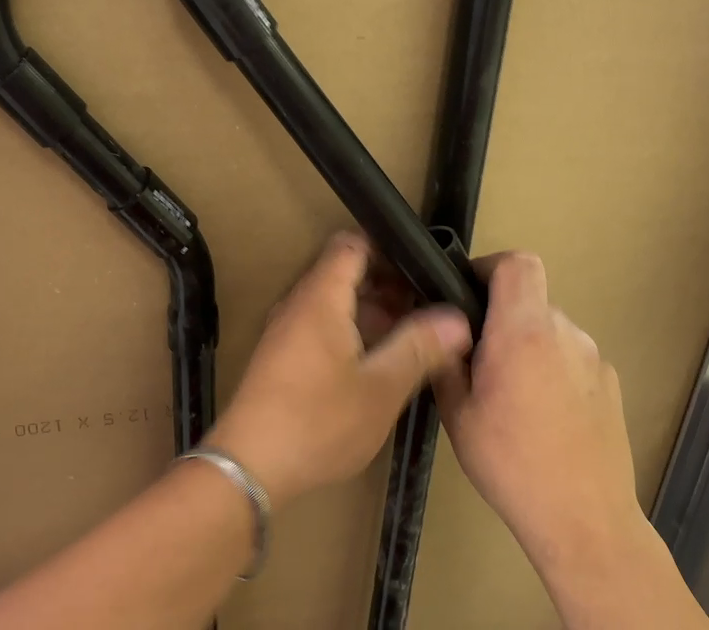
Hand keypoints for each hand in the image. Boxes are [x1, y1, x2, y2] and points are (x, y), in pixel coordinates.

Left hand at [205, 232, 472, 506]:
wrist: (251, 465)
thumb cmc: (318, 422)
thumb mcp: (380, 388)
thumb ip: (419, 348)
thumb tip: (458, 317)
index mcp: (320, 297)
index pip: (353, 244)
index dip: (390, 247)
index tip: (426, 268)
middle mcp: (299, 304)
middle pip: (345, 271)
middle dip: (389, 284)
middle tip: (432, 307)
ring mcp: (288, 330)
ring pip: (336, 302)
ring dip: (374, 311)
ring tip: (418, 336)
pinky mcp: (284, 356)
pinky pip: (323, 325)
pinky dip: (355, 331)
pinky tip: (383, 361)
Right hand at [434, 251, 643, 574]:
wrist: (586, 521)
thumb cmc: (512, 464)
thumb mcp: (457, 413)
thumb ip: (448, 360)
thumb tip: (442, 329)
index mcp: (523, 332)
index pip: (517, 264)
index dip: (489, 267)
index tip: (467, 294)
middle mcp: (565, 334)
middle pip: (530, 300)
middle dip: (500, 318)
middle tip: (476, 361)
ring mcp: (594, 359)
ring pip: (549, 331)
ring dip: (526, 346)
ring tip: (509, 396)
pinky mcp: (611, 386)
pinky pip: (570, 359)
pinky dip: (551, 370)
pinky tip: (541, 417)